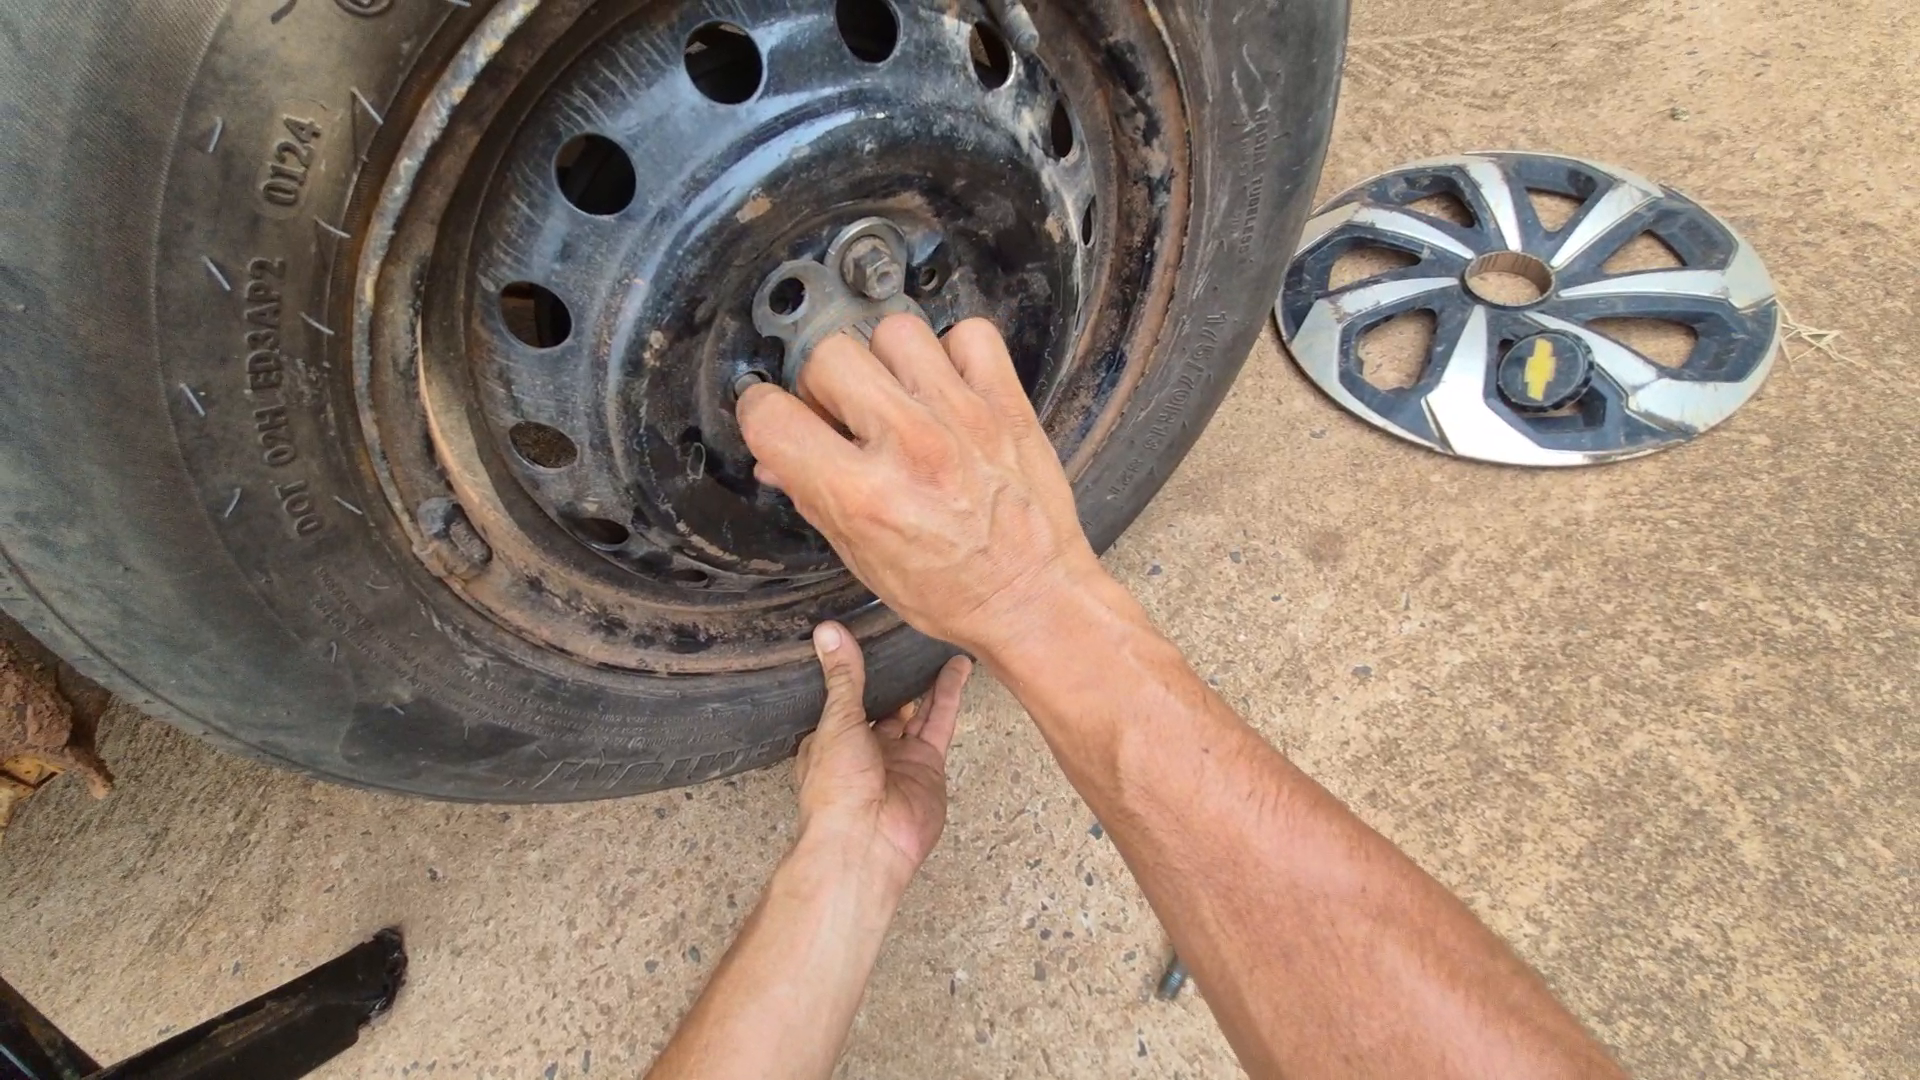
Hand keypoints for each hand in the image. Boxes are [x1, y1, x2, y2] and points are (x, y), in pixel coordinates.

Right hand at [737, 315, 1102, 654]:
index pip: (773, 417)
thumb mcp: (864, 561)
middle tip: (843, 413)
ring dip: (884, 361)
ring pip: (895, 331)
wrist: (1034, 598)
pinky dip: (953, 351)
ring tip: (897, 397)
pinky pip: (970, 335)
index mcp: (864, 497)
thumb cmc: (954, 592)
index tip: (778, 419)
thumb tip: (776, 459)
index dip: (762, 414)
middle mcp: (911, 447)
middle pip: (828, 356)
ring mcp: (963, 418)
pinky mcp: (1007, 405)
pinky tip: (946, 387)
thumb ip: (815, 500)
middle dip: (822, 383)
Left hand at [794, 622, 972, 891]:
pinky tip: (958, 666)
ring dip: (927, 679)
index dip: (857, 673)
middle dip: (897, 677)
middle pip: (886, 704)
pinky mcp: (929, 765)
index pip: (846, 700)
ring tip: (938, 643)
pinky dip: (949, 694)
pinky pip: (940, 722)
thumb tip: (828, 632)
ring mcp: (900, 759)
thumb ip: (843, 677)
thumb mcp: (836, 720)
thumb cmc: (836, 790)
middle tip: (908, 637)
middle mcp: (866, 750)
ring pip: (917, 709)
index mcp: (833, 741)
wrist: (866, 841)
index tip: (866, 637)